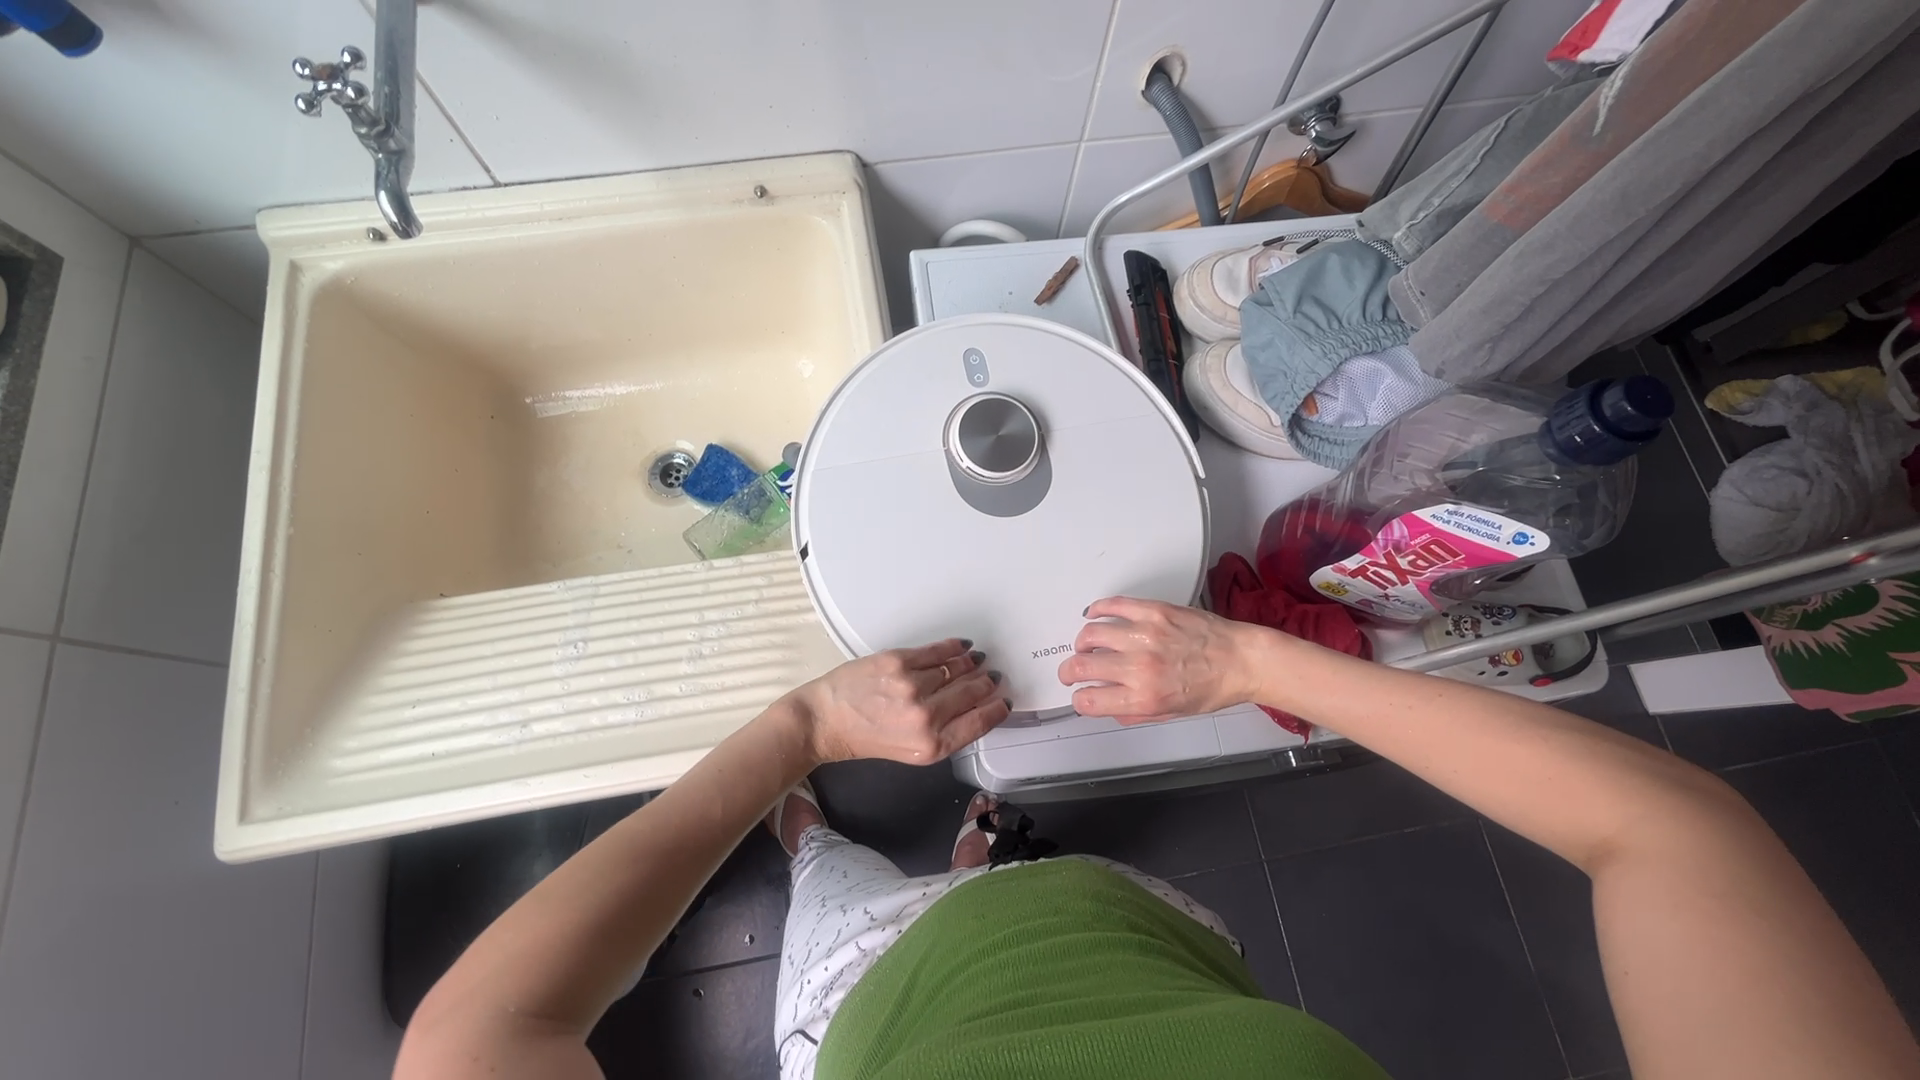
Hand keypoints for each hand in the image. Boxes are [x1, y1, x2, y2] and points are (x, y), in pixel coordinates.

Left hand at [788, 639, 1011, 764]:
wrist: (825, 721)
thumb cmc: (862, 737)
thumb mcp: (911, 752)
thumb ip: (944, 734)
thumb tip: (972, 710)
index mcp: (931, 745)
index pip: (979, 723)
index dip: (996, 709)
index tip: (1003, 701)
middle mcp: (925, 717)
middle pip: (972, 693)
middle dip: (987, 683)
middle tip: (993, 677)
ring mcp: (911, 686)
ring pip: (957, 669)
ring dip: (972, 663)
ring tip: (978, 661)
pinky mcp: (897, 662)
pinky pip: (936, 651)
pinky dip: (953, 647)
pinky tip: (961, 647)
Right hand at [1056, 597, 1266, 722]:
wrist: (1242, 660)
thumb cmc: (1215, 686)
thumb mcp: (1172, 714)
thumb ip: (1135, 712)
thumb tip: (1109, 706)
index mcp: (1144, 697)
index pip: (1089, 700)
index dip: (1079, 699)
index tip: (1081, 695)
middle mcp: (1141, 666)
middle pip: (1081, 666)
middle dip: (1070, 671)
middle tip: (1072, 671)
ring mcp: (1145, 635)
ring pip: (1091, 634)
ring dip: (1082, 642)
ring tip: (1086, 645)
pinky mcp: (1153, 611)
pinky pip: (1112, 605)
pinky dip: (1097, 610)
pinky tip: (1094, 615)